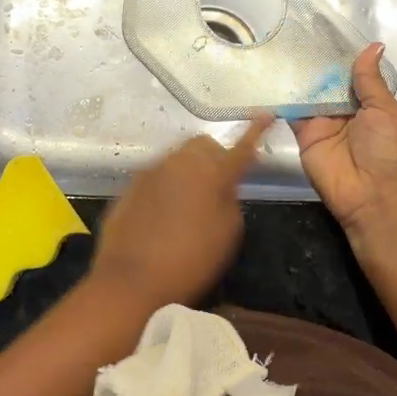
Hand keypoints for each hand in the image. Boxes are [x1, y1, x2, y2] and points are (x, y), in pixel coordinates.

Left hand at [89, 117, 270, 308]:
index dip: (256, 131)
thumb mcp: (228, 235)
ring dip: (188, 169)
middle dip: (214, 156)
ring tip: (189, 201)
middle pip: (202, 145)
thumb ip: (231, 201)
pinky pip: (156, 175)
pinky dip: (166, 185)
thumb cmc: (190, 262)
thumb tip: (222, 187)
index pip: (242, 147)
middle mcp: (181, 162)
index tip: (266, 114)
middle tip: (218, 184)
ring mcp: (151, 170)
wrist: (131, 280)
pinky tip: (163, 212)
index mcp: (213, 173)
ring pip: (177, 157)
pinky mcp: (130, 185)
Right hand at [291, 43, 396, 240]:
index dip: (341, 56)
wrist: (372, 198)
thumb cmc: (389, 153)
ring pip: (309, 94)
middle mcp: (346, 111)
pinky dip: (283, 97)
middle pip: (328, 82)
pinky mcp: (304, 135)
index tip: (324, 30)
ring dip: (298, 76)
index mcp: (371, 104)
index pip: (353, 74)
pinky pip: (292, 113)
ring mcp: (323, 123)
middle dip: (316, 62)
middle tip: (296, 31)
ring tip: (280, 44)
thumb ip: (371, 81)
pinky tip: (271, 75)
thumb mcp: (386, 111)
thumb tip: (373, 46)